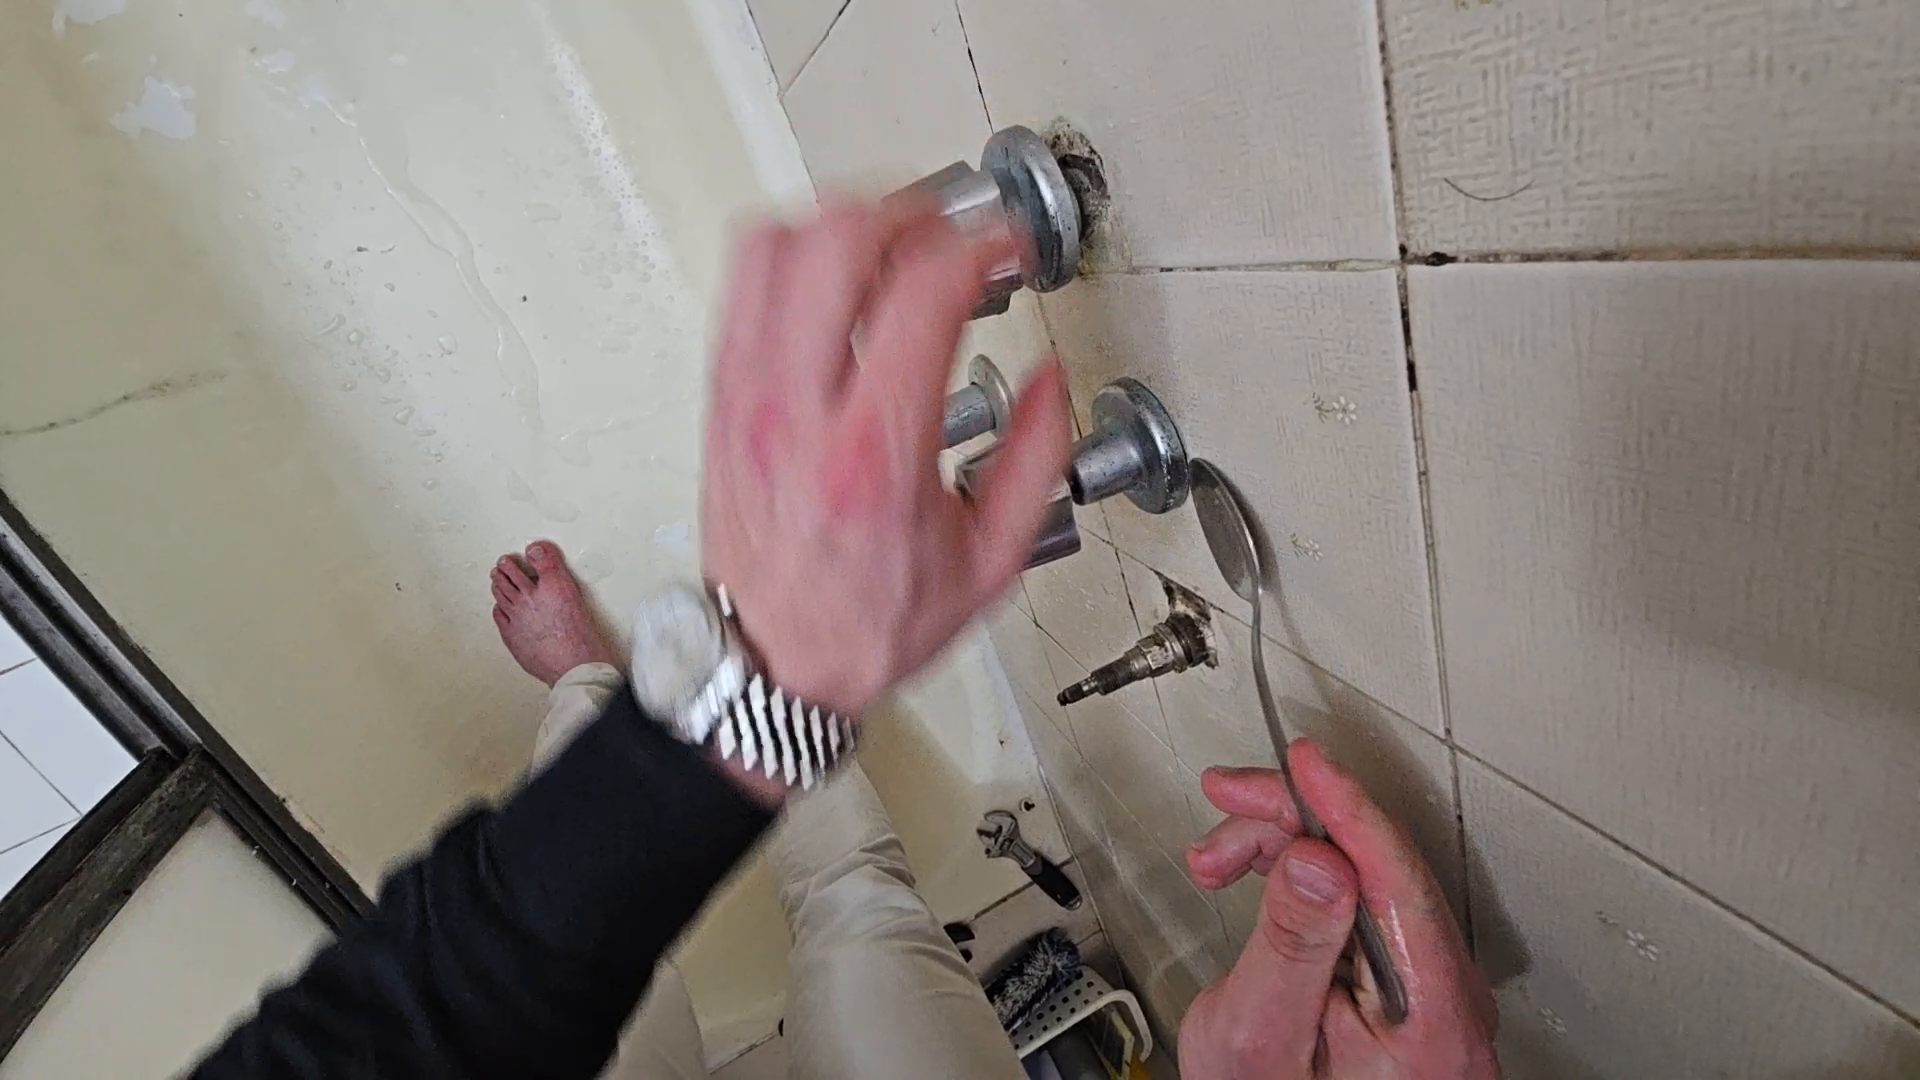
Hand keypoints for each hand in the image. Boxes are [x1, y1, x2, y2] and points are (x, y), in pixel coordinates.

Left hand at [701, 198, 1070, 718]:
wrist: (773, 661)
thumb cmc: (869, 624)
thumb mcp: (989, 563)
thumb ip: (1037, 461)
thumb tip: (1051, 380)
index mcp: (878, 454)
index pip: (925, 291)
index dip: (980, 243)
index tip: (1006, 247)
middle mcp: (800, 413)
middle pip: (839, 241)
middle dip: (910, 211)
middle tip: (950, 233)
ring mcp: (747, 400)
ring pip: (775, 246)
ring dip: (843, 220)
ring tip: (891, 242)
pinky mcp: (721, 401)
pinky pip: (741, 288)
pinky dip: (791, 254)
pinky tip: (831, 280)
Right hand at [1180, 740, 1499, 1078]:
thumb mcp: (1258, 1032)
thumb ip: (1290, 946)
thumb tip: (1317, 860)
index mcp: (1431, 1024)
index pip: (1396, 882)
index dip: (1346, 808)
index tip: (1305, 762)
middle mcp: (1443, 993)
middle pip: (1372, 860)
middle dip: (1287, 819)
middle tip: (1228, 795)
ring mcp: (1421, 976)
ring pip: (1351, 862)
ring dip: (1274, 842)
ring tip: (1215, 858)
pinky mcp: (1392, 962)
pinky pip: (1344, 884)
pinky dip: (1286, 865)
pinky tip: (1244, 867)